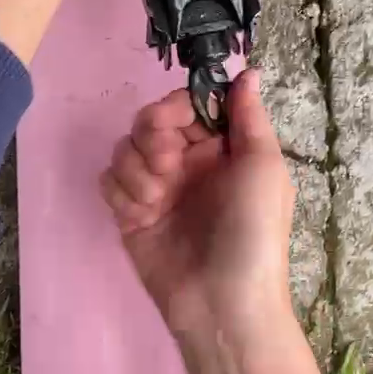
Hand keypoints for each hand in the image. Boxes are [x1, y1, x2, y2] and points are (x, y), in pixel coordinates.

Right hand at [100, 70, 295, 340]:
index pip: (187, 105)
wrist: (221, 302)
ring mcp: (155, 188)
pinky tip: (141, 216)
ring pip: (124, 148)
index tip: (179, 122)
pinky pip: (108, 180)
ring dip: (137, 170)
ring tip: (158, 201)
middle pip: (148, 121)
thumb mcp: (263, 169)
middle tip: (166, 164)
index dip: (176, 107)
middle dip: (151, 136)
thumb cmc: (253, 233)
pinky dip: (121, 193)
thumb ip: (249, 117)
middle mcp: (186, 163)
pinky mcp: (129, 213)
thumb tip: (249, 71)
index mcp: (220, 149)